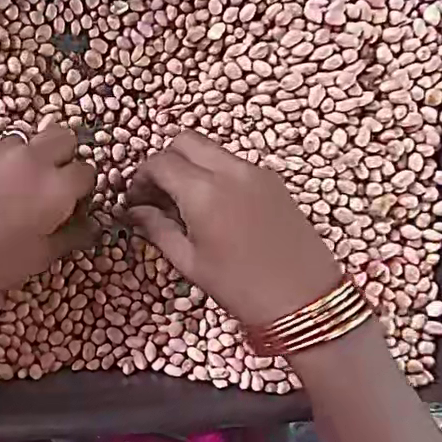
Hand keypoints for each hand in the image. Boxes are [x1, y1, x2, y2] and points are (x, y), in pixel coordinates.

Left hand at [0, 124, 98, 307]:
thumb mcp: (40, 257)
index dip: (81, 188)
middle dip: (63, 155)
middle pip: (63, 136)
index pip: (87, 171)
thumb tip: (88, 224)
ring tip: (9, 190)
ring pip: (24, 142)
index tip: (72, 202)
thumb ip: (71, 235)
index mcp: (57, 187)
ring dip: (26, 159)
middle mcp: (31, 159)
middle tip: (49, 183)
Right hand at [125, 131, 340, 324]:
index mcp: (204, 192)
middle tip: (157, 193)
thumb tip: (135, 211)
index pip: (160, 162)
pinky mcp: (273, 181)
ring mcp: (256, 172)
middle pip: (185, 141)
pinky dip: (214, 173)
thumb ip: (158, 229)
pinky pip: (233, 163)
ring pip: (211, 150)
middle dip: (164, 161)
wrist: (305, 300)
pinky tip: (213, 207)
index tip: (135, 199)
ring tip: (184, 204)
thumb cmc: (240, 288)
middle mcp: (230, 171)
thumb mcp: (190, 262)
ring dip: (190, 165)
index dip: (140, 177)